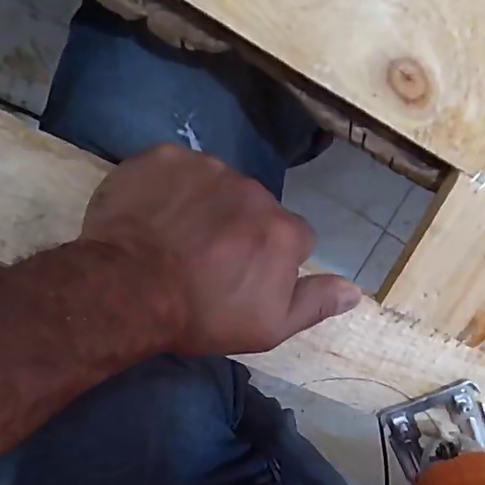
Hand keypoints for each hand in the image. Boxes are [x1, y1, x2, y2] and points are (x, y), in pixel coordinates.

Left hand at [79, 145, 361, 354]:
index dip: (274, 259)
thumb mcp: (270, 326)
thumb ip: (316, 303)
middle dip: (241, 229)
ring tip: (177, 237)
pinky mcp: (166, 157)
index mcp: (284, 230)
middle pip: (257, 209)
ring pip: (219, 185)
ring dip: (207, 206)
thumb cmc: (204, 315)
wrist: (127, 290)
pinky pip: (178, 169)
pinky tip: (153, 214)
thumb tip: (356, 290)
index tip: (246, 277)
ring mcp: (208, 168)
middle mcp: (255, 190)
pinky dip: (171, 188)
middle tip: (208, 260)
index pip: (295, 237)